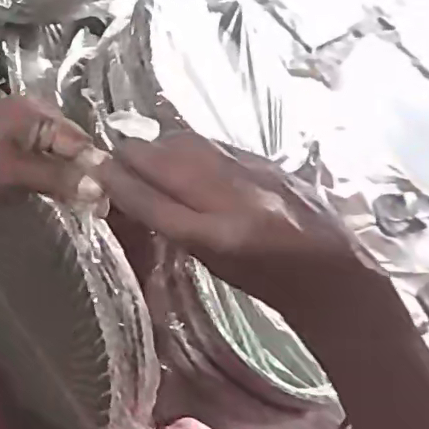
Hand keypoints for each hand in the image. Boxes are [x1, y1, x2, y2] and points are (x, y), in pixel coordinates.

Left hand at [0, 96, 106, 204]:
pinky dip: (46, 168)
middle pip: (69, 143)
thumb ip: (59, 178)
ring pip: (53, 148)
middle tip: (96, 203)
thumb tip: (100, 189)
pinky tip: (51, 186)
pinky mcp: (2, 136)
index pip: (81, 141)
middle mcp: (31, 109)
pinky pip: (36, 151)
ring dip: (64, 171)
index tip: (108, 200)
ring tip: (78, 199)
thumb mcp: (17, 171)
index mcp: (38, 111)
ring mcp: (15, 121)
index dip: (96, 170)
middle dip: (82, 171)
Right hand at [94, 132, 379, 319]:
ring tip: (145, 153)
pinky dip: (190, 146)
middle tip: (115, 157)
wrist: (334, 273)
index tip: (95, 168)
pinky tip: (184, 153)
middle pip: (165, 162)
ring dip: (158, 145)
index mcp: (218, 239)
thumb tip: (137, 191)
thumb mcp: (215, 265)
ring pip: (188, 144)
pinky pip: (215, 145)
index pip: (152, 201)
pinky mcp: (269, 161)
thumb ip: (177, 228)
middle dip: (132, 154)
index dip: (118, 182)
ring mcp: (254, 175)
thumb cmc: (268, 283)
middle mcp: (233, 201)